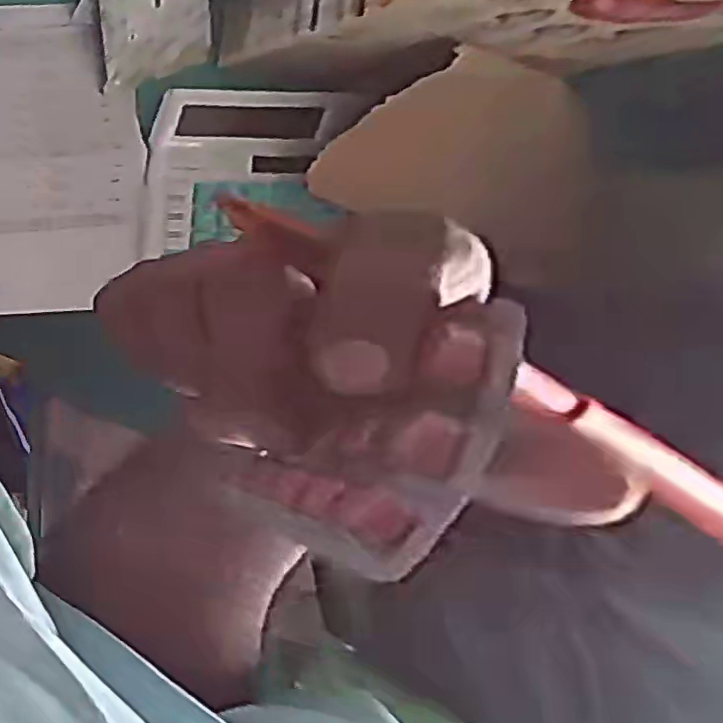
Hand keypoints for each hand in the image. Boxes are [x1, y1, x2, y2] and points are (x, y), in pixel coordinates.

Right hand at [95, 213, 642, 526]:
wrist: (259, 440)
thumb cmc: (353, 435)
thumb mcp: (439, 456)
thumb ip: (507, 456)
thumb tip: (589, 478)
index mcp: (399, 280)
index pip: (405, 245)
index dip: (380, 299)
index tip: (357, 378)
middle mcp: (298, 259)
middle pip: (261, 264)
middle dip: (256, 349)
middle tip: (273, 428)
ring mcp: (209, 267)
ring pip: (193, 293)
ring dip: (214, 380)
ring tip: (243, 431)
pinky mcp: (147, 290)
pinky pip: (134, 313)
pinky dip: (159, 363)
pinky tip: (187, 387)